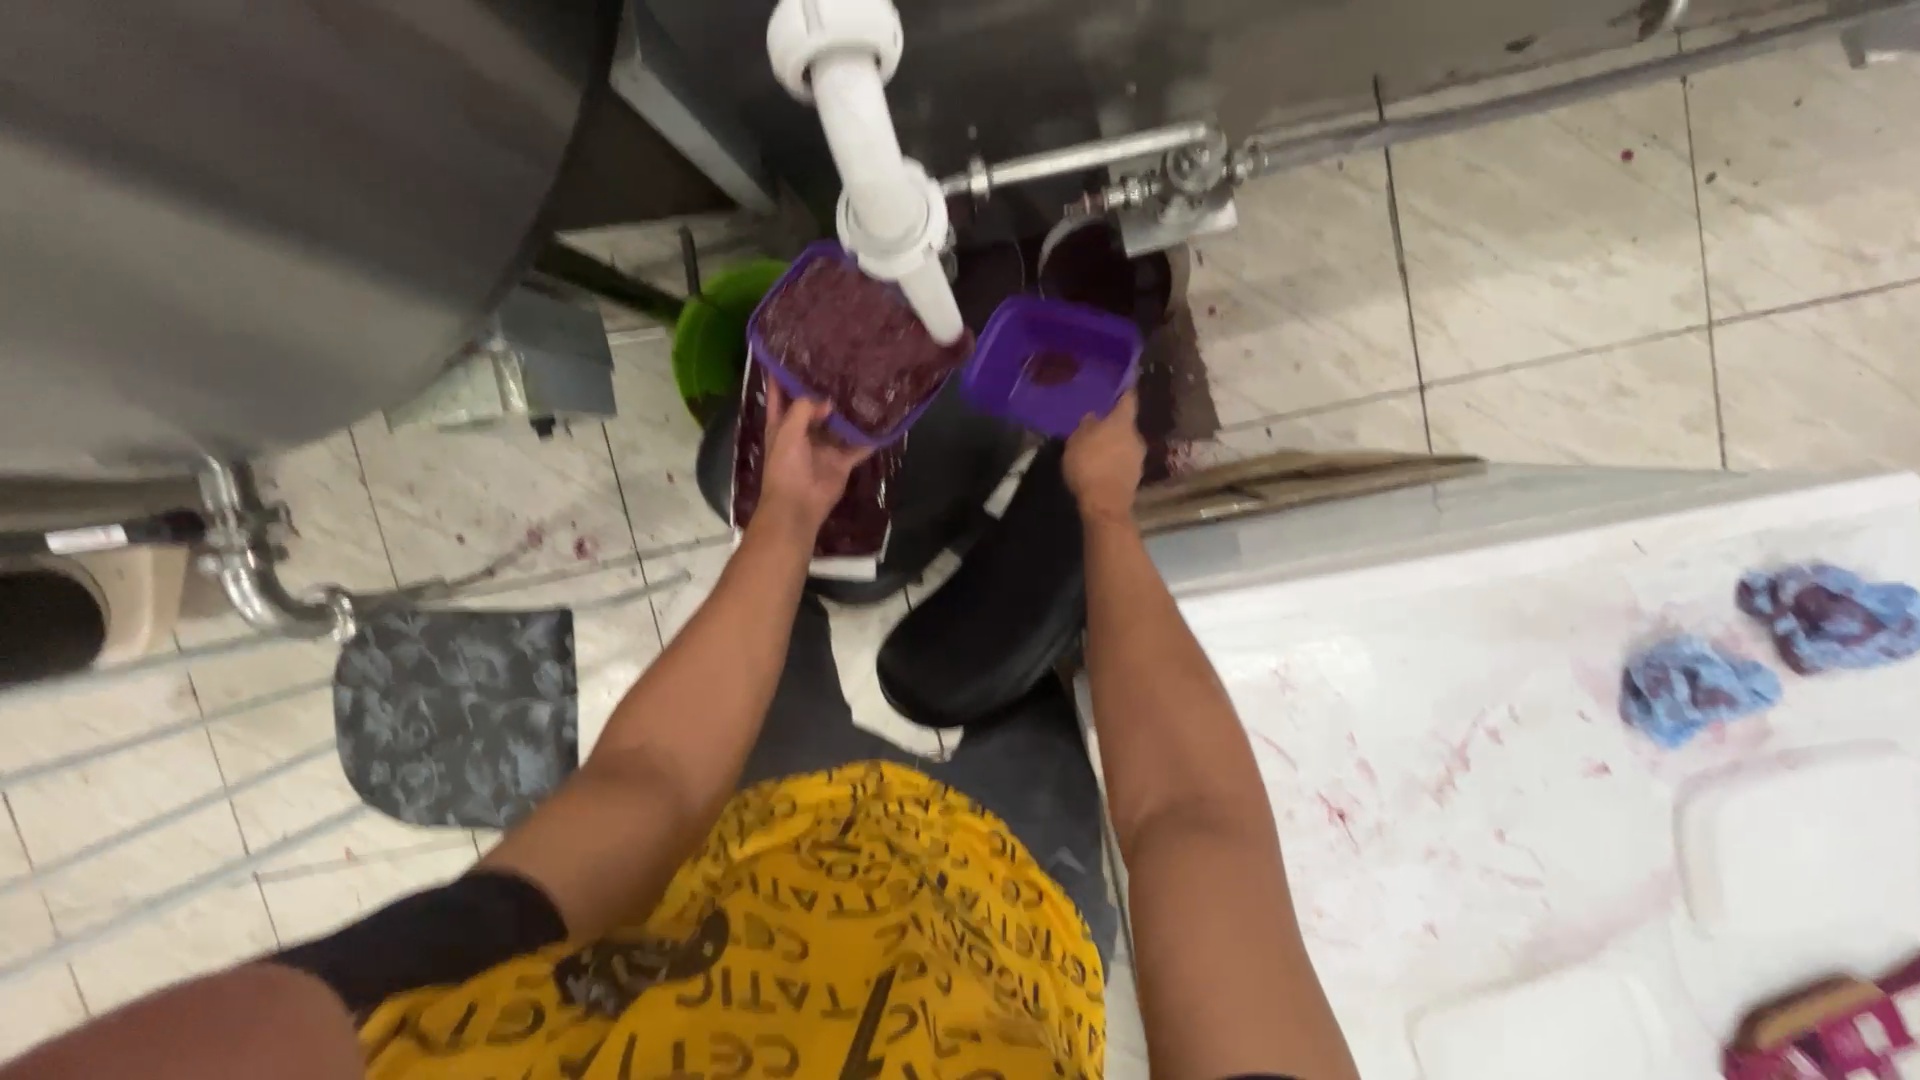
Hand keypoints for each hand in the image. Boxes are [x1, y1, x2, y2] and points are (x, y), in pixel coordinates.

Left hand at [758, 382, 872, 535]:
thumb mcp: (788, 431)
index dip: (781, 378)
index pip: (778, 396)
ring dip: (847, 413)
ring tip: (863, 389)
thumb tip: (827, 401)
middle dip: (822, 392)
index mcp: (781, 425)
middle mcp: (802, 433)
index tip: (789, 355)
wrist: (798, 504)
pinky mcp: (841, 462)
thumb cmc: (785, 466)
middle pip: (812, 408)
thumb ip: (804, 409)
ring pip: (837, 426)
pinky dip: (868, 439)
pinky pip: (857, 448)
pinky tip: (881, 424)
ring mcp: (823, 448)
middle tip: (840, 368)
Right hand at [1063, 391, 1144, 525]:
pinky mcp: (1135, 477)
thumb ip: (1086, 425)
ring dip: (1113, 444)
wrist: (1105, 504)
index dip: (1124, 391)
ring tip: (1095, 449)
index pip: (1128, 399)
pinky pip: (1123, 462)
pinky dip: (1114, 461)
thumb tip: (1093, 417)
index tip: (1121, 384)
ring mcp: (1138, 458)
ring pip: (1125, 444)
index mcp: (1123, 422)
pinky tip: (1100, 467)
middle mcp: (1136, 436)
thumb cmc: (1089, 465)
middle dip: (1113, 424)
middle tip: (1096, 425)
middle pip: (1125, 424)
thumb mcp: (1076, 441)